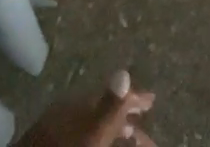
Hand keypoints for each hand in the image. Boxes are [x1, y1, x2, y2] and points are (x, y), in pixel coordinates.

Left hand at [15, 70, 156, 146]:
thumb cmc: (66, 145)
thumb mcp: (92, 131)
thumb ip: (108, 106)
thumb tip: (124, 71)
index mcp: (80, 105)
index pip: (112, 96)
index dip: (133, 98)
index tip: (152, 99)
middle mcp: (72, 112)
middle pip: (105, 111)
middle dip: (128, 117)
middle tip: (149, 121)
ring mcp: (62, 126)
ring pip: (96, 125)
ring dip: (118, 132)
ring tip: (138, 141)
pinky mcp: (56, 137)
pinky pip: (85, 133)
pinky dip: (102, 138)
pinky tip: (106, 142)